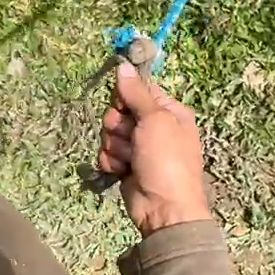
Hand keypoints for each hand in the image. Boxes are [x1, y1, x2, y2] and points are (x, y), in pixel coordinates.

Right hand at [96, 62, 212, 236]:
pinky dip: (111, 162)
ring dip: (115, 147)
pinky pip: (106, 153)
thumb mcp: (155, 120)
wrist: (164, 208)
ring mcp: (139, 147)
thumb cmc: (167, 160)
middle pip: (118, 112)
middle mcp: (154, 127)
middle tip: (130, 139)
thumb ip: (136, 93)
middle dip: (118, 126)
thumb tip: (123, 65)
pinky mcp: (125, 164)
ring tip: (130, 160)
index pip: (137, 91)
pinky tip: (122, 171)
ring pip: (109, 133)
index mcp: (168, 112)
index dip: (125, 98)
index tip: (124, 107)